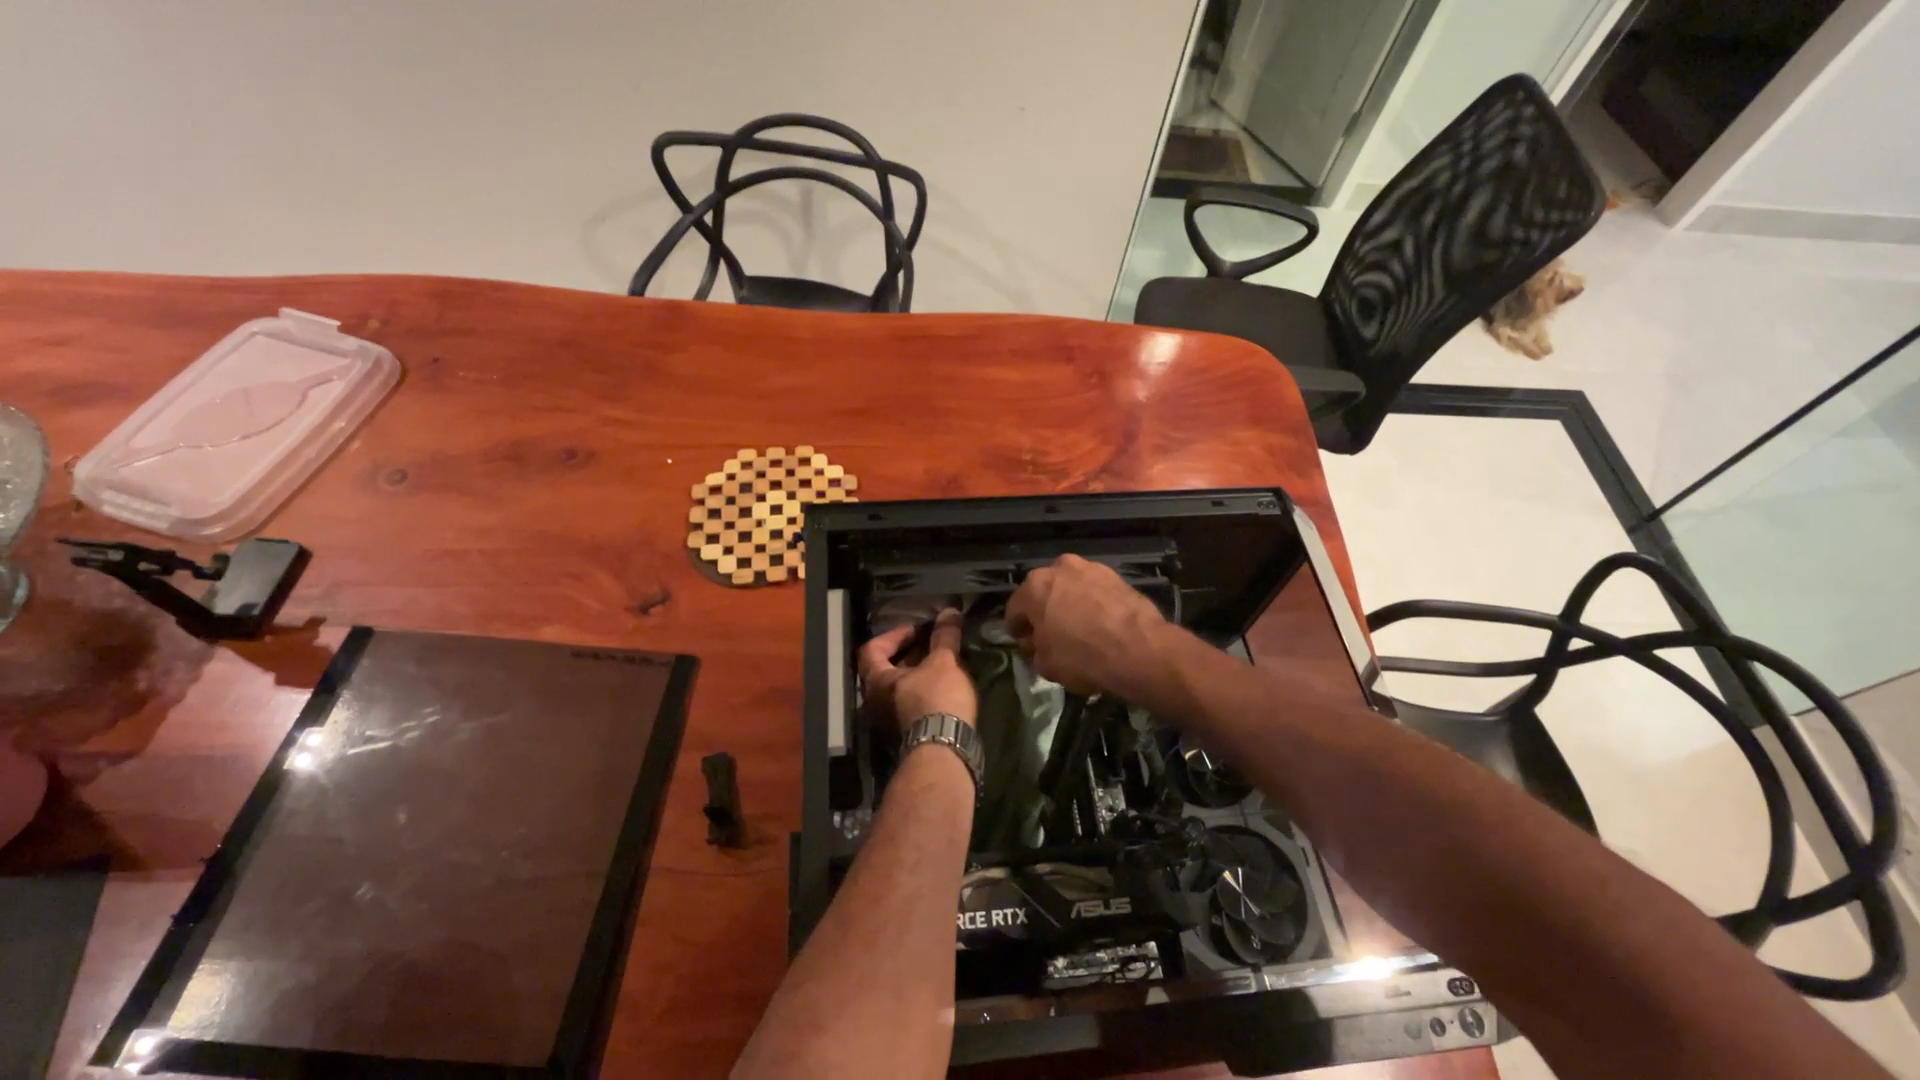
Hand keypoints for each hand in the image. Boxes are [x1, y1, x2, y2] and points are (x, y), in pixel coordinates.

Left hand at [858, 608, 977, 733]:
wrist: (944, 749)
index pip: (872, 649)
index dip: (892, 636)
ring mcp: (888, 722)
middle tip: (929, 646)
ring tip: (940, 666)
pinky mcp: (906, 735)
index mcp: (876, 681)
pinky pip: (909, 707)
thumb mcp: (944, 662)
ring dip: (916, 676)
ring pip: (897, 691)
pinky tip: (943, 689)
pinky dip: (922, 694)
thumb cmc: (936, 698)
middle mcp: (874, 702)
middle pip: (884, 671)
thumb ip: (944, 636)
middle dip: (907, 656)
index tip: (916, 630)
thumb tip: (950, 611)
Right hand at [1005, 555, 1168, 694]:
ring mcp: (1091, 569)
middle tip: (1050, 634)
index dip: (1016, 628)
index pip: (1015, 609)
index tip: (1023, 642)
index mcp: (1034, 587)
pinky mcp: (1117, 576)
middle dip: (1044, 611)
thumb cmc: (1081, 656)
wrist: (1138, 649)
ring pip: (1071, 588)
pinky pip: (1095, 591)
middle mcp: (1059, 568)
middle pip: (1043, 592)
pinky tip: (1100, 624)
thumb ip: (1034, 650)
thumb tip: (1036, 644)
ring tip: (1078, 628)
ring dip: (1069, 603)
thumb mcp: (1045, 664)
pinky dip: (1093, 604)